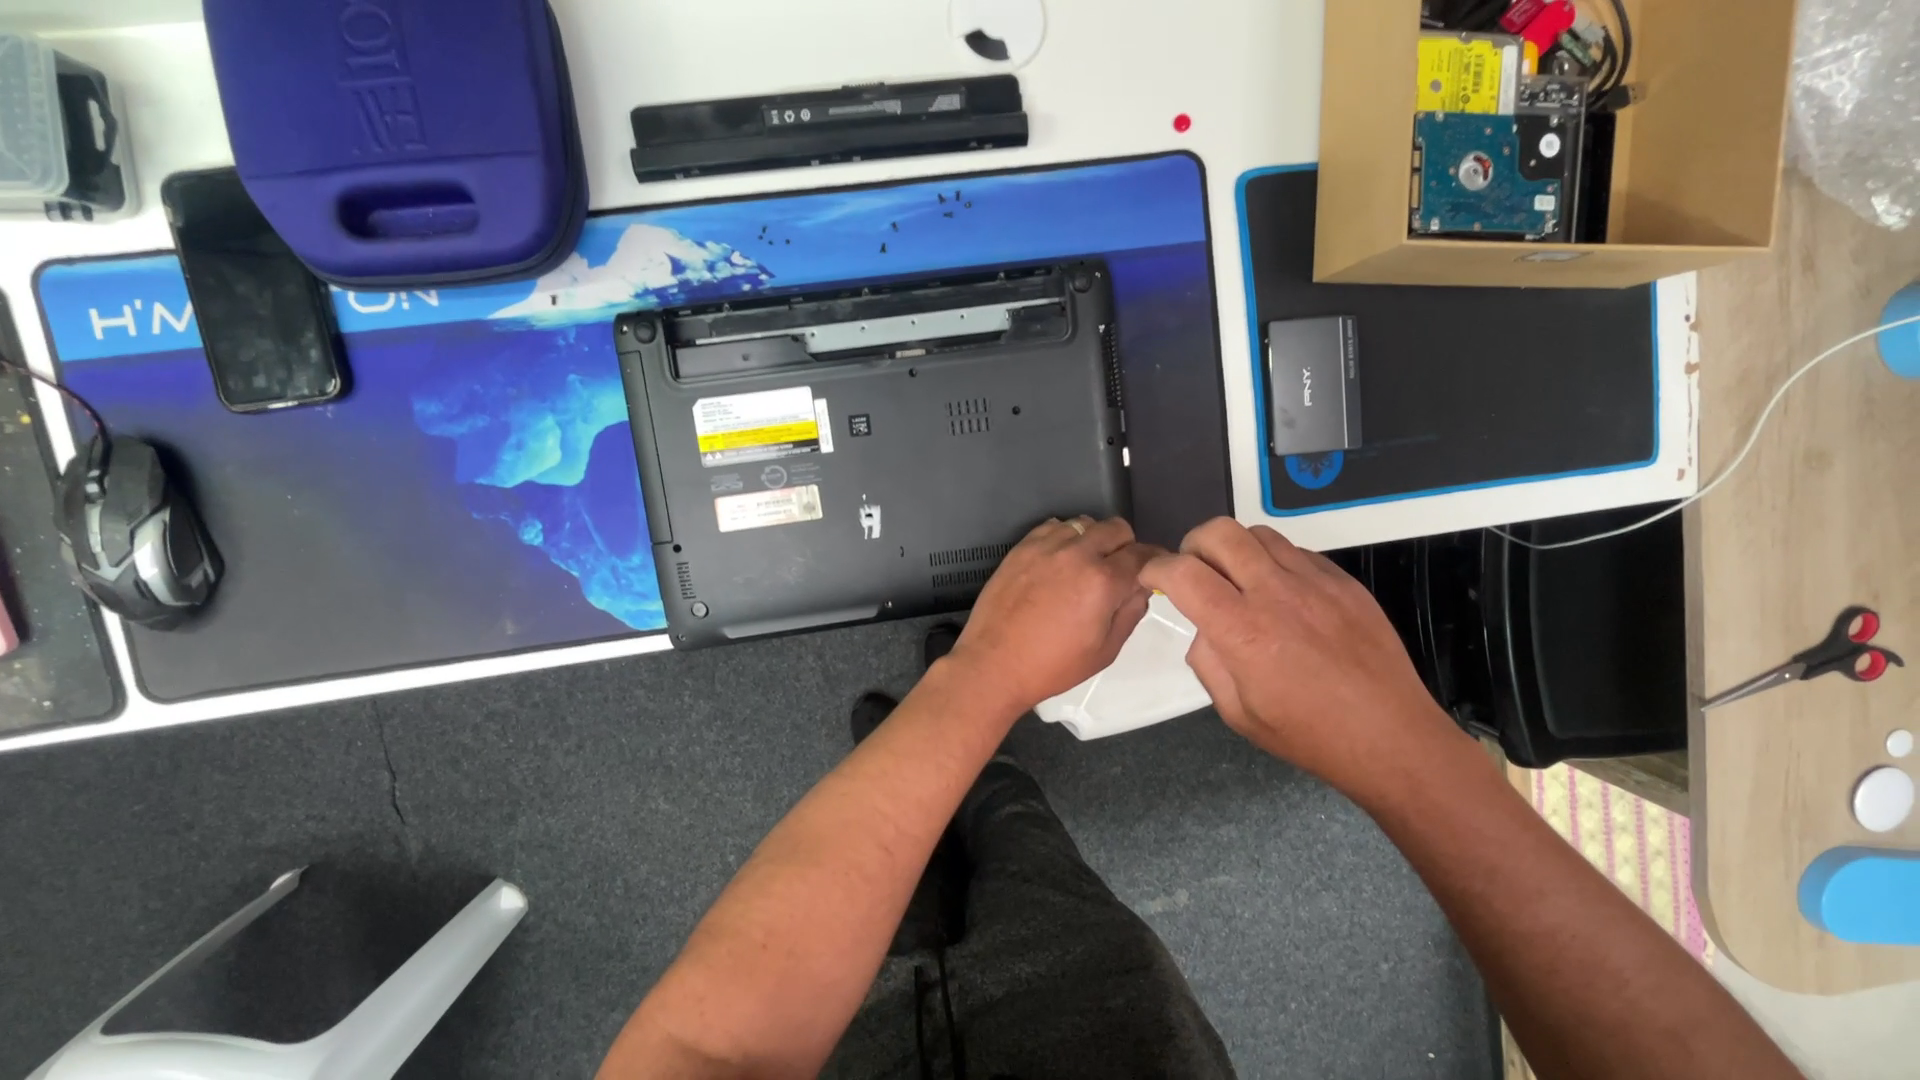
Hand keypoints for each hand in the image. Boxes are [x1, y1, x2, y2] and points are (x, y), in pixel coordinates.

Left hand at [949, 517, 1163, 711]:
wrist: (994, 664)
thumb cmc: (1052, 666)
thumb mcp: (1105, 650)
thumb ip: (1130, 613)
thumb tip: (1141, 588)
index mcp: (1103, 581)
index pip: (1143, 554)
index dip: (1154, 561)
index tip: (1153, 569)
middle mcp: (1077, 554)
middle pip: (1116, 528)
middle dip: (1125, 546)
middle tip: (1118, 570)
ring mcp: (1046, 547)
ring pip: (1084, 523)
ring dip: (1093, 539)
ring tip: (1085, 566)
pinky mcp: (1022, 547)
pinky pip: (1053, 527)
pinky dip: (1064, 537)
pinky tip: (1059, 561)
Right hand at [1139, 518, 1455, 795]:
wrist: (1391, 736)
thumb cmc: (1310, 735)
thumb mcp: (1237, 712)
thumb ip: (1208, 662)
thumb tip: (1204, 628)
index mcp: (1242, 631)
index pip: (1182, 572)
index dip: (1156, 568)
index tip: (1152, 578)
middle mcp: (1276, 593)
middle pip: (1218, 532)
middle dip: (1192, 545)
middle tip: (1193, 570)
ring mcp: (1314, 582)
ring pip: (1257, 533)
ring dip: (1235, 548)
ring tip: (1237, 578)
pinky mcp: (1344, 581)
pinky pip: (1296, 551)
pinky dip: (1274, 561)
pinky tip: (1281, 593)